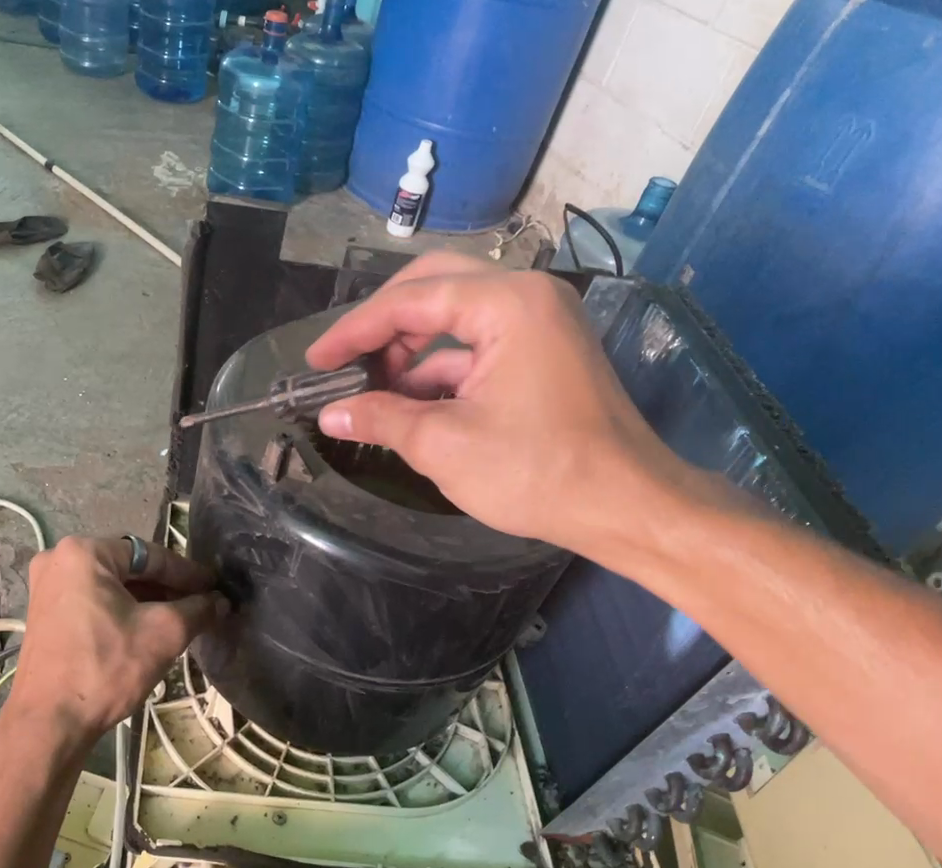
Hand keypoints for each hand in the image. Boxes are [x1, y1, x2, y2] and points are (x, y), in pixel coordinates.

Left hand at [6, 536, 226, 746]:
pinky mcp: (43, 615)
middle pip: (129, 568)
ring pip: (110, 587)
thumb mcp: (164, 633)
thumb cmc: (106, 667)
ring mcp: (46, 588)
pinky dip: (120, 612)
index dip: (188, 573)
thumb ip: (198, 609)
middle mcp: (58, 559)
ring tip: (180, 621)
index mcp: (84, 552)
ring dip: (146, 602)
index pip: (151, 555)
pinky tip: (146, 631)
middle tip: (200, 606)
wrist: (50, 721)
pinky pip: (92, 602)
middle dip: (166, 588)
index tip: (215, 588)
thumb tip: (220, 601)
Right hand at [308, 252, 697, 554]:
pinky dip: (440, 370)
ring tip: (371, 392)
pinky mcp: (544, 353)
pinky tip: (411, 404)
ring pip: (456, 317)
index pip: (411, 300)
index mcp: (507, 304)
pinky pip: (478, 345)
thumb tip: (331, 413)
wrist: (625, 505)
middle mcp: (528, 296)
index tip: (316, 361)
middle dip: (382, 325)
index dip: (355, 330)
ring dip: (410, 350)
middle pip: (434, 288)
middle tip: (344, 361)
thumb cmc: (536, 471)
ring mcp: (541, 323)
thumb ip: (381, 418)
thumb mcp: (443, 445)